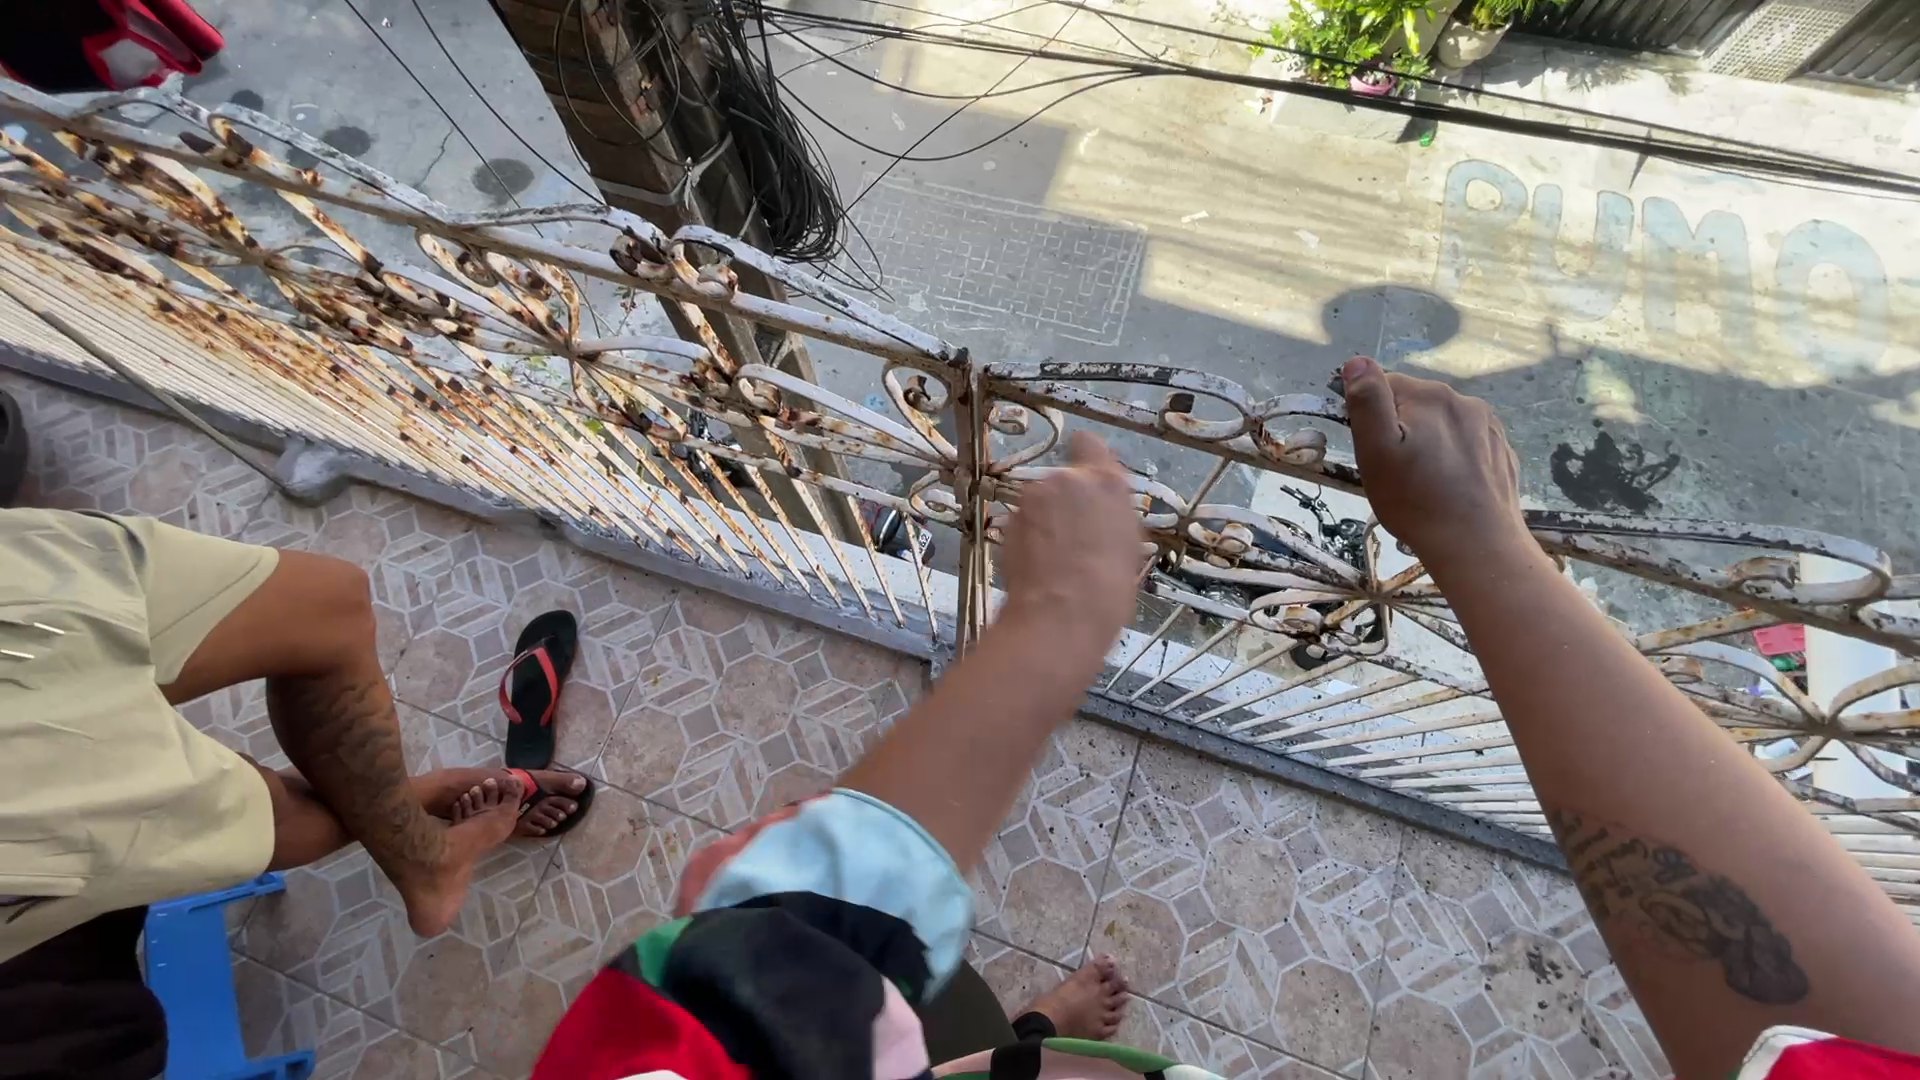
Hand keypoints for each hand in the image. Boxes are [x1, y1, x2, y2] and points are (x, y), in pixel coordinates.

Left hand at [998, 431, 1142, 650]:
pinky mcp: (1008, 521)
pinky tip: (1037, 565)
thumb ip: (1113, 511)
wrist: (1060, 615)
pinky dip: (1028, 537)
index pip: (1089, 444)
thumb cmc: (1108, 587)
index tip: (1088, 480)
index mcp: (1105, 481)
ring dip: (1045, 519)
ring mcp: (1032, 498)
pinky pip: (1023, 523)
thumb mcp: (1128, 543)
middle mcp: (1066, 479)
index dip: (1087, 457)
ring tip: (1056, 557)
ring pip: (1040, 501)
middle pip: (1064, 479)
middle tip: (1076, 534)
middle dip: (1066, 500)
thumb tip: (1102, 509)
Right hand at [1339, 355, 1532, 570]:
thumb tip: (1357, 361)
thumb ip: (1367, 401)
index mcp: (1429, 397)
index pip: (1382, 385)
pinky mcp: (1500, 450)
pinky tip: (1445, 485)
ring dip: (1423, 441)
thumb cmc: (1413, 499)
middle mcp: (1462, 401)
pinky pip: (1462, 442)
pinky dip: (1448, 456)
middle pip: (1412, 403)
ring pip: (1438, 423)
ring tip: (1418, 480)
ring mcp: (1487, 426)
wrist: (1475, 543)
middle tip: (1390, 469)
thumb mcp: (1375, 451)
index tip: (1369, 449)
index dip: (1367, 415)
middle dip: (1397, 428)